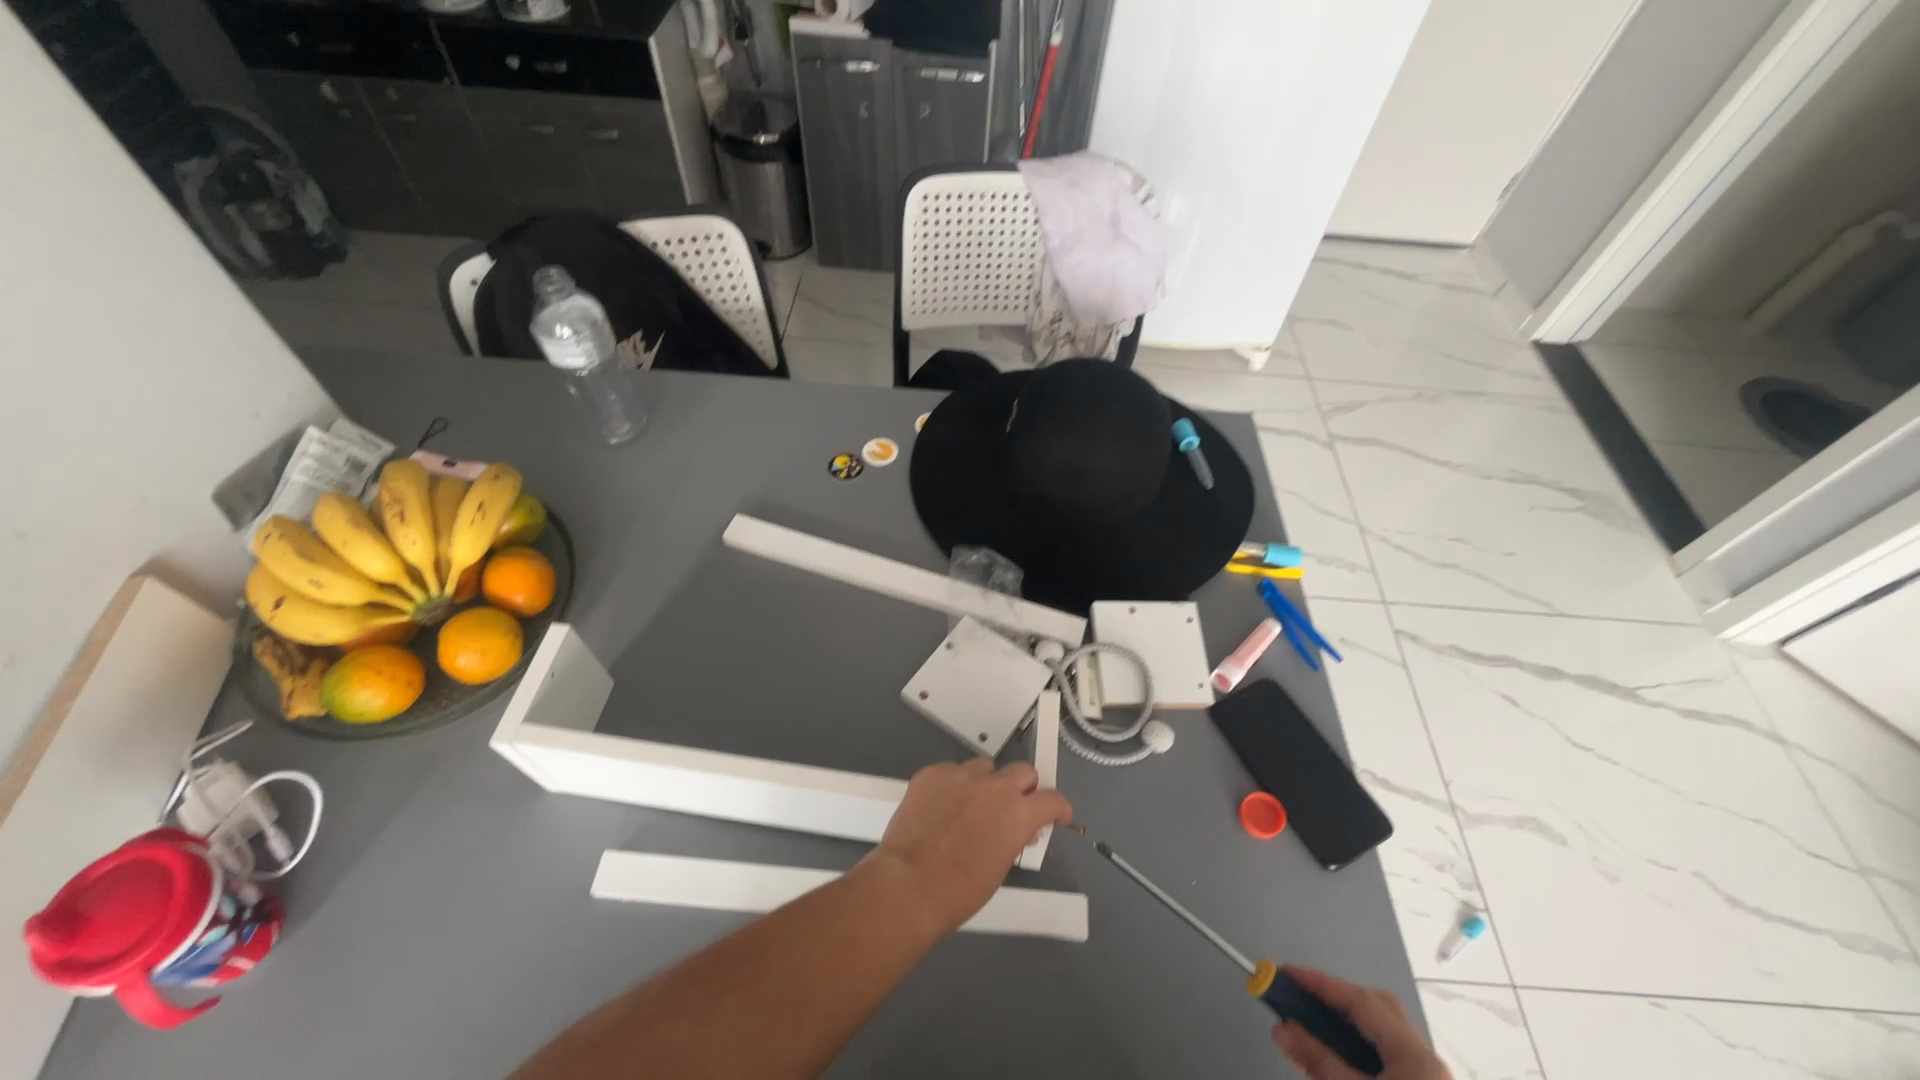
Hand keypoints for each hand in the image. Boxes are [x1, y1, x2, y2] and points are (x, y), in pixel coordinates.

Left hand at [862, 759, 1071, 936]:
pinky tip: (940, 808)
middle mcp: (995, 786)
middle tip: (1010, 809)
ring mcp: (961, 775)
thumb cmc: (959, 890)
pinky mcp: (932, 774)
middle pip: (1022, 771)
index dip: (1057, 808)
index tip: (1055, 815)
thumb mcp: (1000, 867)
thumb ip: (1013, 838)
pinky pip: (951, 772)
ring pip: (984, 767)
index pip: (1052, 799)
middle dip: (1022, 788)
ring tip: (968, 808)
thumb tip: (1015, 830)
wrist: (908, 884)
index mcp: (1018, 813)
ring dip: (984, 784)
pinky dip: (951, 786)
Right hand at [1272, 966, 1449, 1079]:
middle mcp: (1426, 1060)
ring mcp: (1427, 1076)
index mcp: (1415, 1056)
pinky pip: (1386, 1054)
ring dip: (1346, 1024)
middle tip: (1299, 998)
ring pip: (1383, 1033)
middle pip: (1378, 1008)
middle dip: (1336, 998)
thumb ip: (1318, 1061)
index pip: (1360, 1002)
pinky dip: (1357, 1047)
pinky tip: (1337, 1058)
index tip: (1285, 972)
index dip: (1321, 983)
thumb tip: (1281, 1027)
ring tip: (1312, 1028)